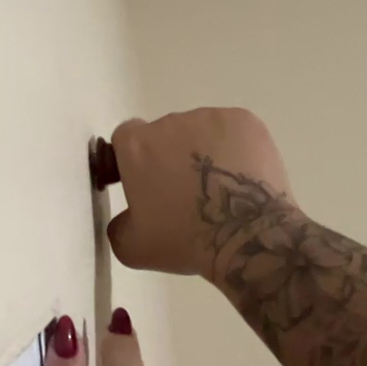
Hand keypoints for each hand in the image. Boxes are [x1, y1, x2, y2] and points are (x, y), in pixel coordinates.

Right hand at [105, 109, 294, 278]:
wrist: (248, 236)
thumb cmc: (185, 240)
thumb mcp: (132, 248)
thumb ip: (119, 224)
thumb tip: (128, 217)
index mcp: (136, 146)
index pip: (126, 137)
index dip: (134, 158)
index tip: (145, 181)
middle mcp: (168, 122)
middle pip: (164, 134)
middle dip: (171, 157)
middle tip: (186, 192)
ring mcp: (208, 117)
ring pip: (199, 130)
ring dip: (202, 151)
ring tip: (220, 187)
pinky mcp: (244, 120)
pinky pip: (230, 130)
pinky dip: (233, 147)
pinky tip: (241, 175)